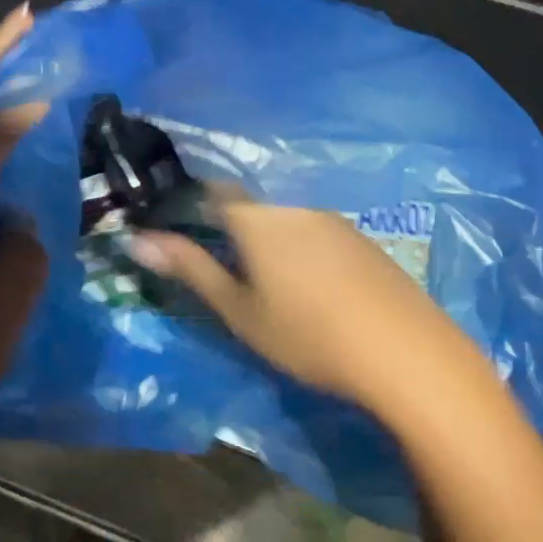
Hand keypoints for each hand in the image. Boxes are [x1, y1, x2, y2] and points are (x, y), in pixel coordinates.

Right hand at [132, 203, 542, 541]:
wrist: (406, 352)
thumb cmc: (308, 334)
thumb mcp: (239, 311)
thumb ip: (189, 269)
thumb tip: (135, 238)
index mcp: (255, 216)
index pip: (208, 190)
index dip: (185, 202)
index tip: (169, 225)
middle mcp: (292, 204)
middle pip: (245, 201)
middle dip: (222, 221)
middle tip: (210, 258)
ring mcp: (330, 218)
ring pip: (280, 215)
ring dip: (261, 234)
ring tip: (255, 275)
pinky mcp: (359, 237)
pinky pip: (311, 229)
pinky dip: (294, 244)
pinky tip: (303, 282)